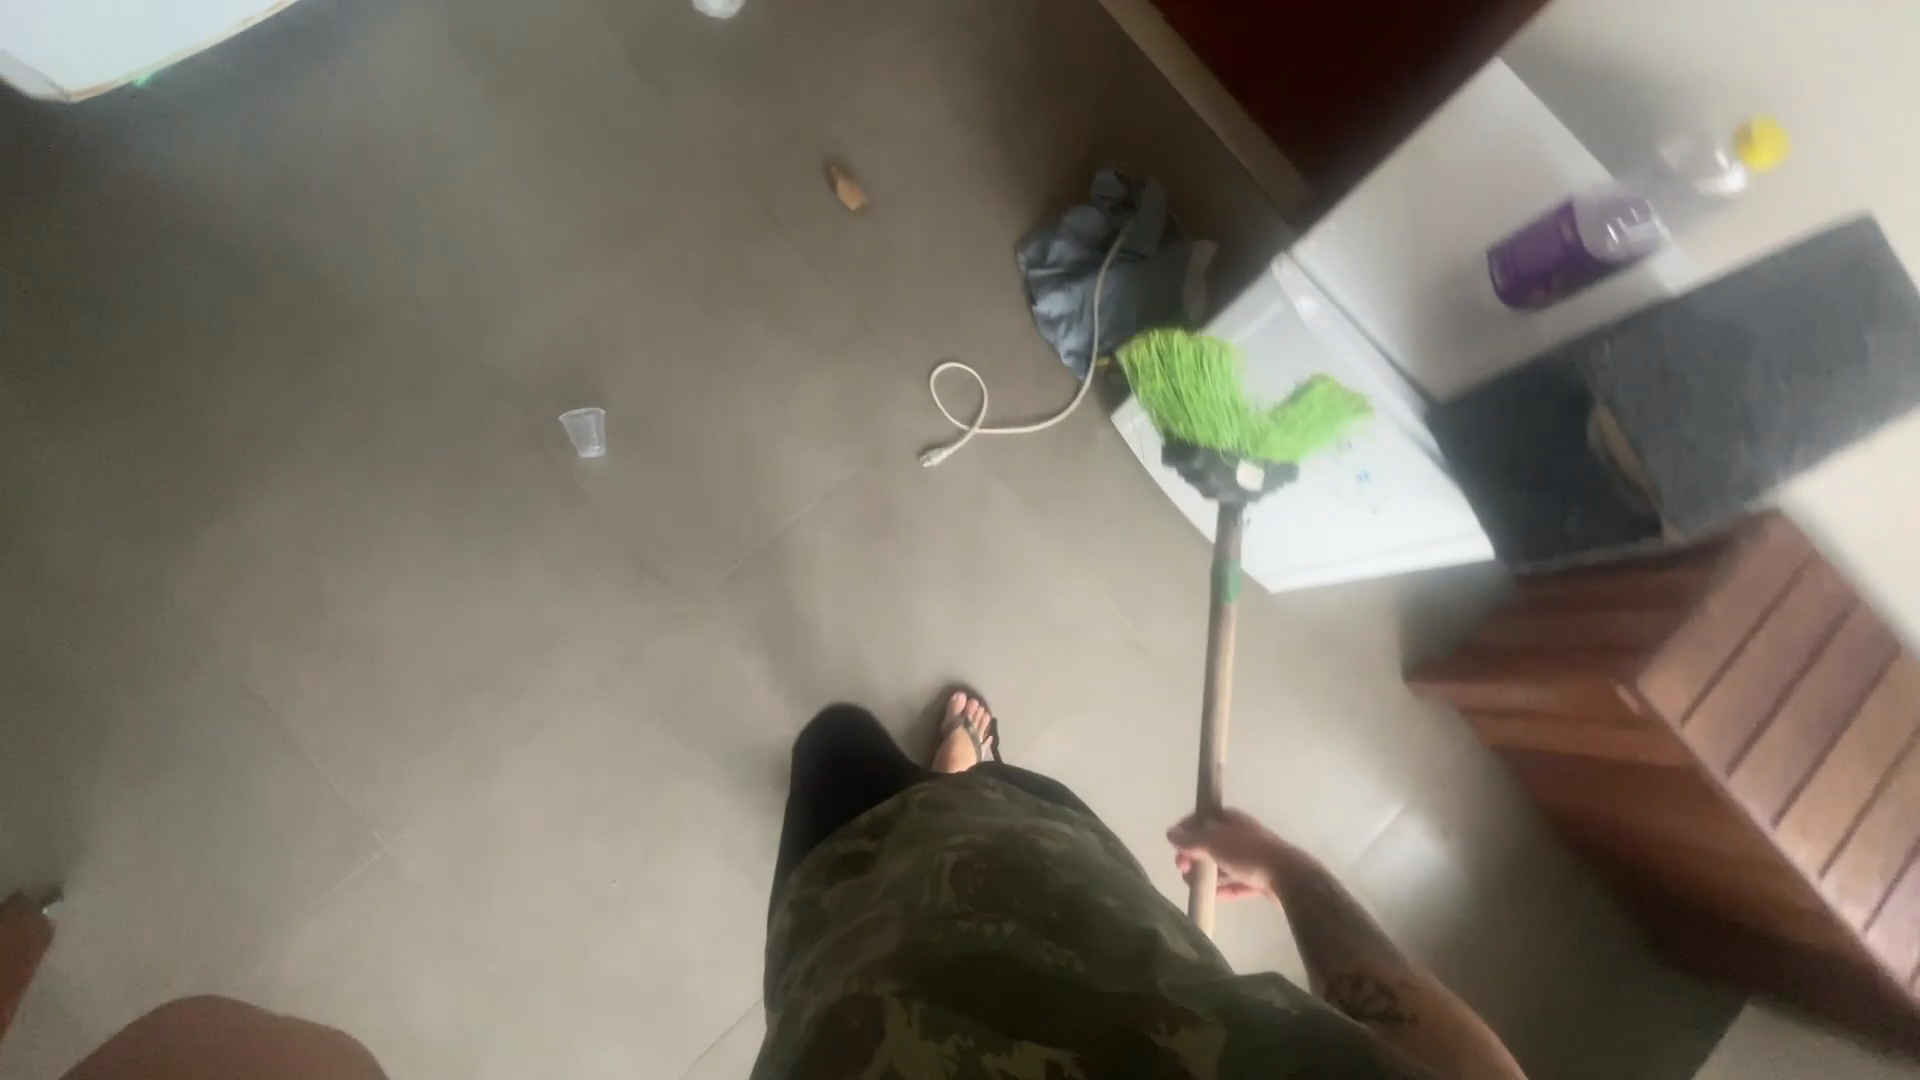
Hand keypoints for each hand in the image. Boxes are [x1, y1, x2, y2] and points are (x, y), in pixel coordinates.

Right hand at [1167, 809, 1286, 899]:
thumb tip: (1170, 833)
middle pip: (1211, 842)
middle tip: (1181, 868)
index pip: (1201, 819)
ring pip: (1224, 864)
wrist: (1289, 878)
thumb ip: (1190, 839)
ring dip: (1207, 874)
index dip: (1185, 830)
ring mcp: (1252, 857)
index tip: (1173, 845)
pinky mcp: (1261, 879)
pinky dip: (1225, 888)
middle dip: (1194, 855)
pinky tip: (1213, 897)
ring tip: (1192, 885)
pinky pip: (1238, 882)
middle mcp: (1241, 835)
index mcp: (1230, 819)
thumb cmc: (1247, 853)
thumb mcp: (1212, 842)